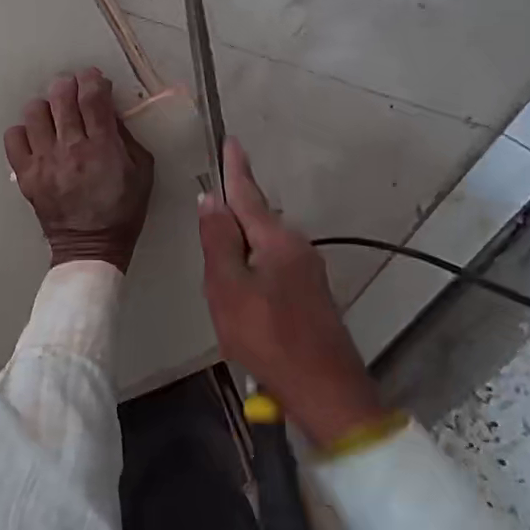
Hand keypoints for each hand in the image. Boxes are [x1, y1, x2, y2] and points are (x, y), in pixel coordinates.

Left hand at [4, 68, 154, 271]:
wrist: (89, 246)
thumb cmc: (121, 212)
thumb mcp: (142, 172)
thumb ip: (127, 138)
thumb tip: (110, 112)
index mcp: (102, 147)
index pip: (92, 96)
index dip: (93, 80)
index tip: (94, 79)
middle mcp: (70, 149)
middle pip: (60, 95)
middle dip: (69, 86)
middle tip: (74, 94)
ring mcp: (44, 161)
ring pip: (34, 111)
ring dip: (46, 107)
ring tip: (54, 118)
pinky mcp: (25, 174)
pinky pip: (13, 137)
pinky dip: (24, 132)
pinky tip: (37, 139)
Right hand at [197, 137, 386, 444]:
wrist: (323, 388)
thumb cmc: (266, 336)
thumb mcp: (228, 288)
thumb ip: (218, 242)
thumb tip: (211, 199)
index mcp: (277, 241)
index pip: (249, 195)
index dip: (236, 169)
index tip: (231, 141)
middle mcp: (297, 248)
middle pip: (256, 221)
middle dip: (231, 216)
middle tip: (205, 221)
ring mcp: (307, 272)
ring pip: (263, 247)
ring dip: (239, 248)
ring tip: (216, 270)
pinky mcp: (309, 295)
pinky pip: (271, 267)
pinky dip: (251, 269)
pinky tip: (240, 294)